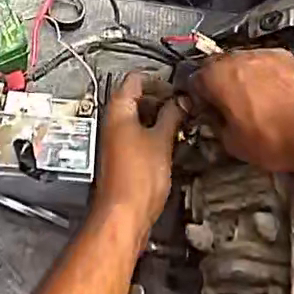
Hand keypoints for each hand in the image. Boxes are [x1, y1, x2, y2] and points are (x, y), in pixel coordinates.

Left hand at [93, 71, 185, 237]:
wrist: (124, 215)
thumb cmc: (136, 180)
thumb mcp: (161, 141)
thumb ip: (172, 116)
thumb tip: (180, 102)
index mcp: (117, 108)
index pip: (136, 78)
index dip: (159, 80)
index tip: (177, 88)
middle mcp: (111, 120)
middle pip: (136, 95)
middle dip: (160, 99)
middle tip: (182, 106)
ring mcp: (115, 137)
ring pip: (137, 115)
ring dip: (158, 117)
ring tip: (179, 123)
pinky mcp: (121, 155)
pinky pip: (137, 134)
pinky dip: (152, 132)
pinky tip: (168, 142)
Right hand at [190, 50, 293, 173]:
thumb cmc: (277, 138)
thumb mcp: (234, 144)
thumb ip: (217, 127)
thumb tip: (217, 123)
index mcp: (216, 77)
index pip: (195, 80)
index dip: (199, 97)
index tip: (207, 108)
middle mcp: (236, 59)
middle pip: (219, 67)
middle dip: (222, 84)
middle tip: (231, 106)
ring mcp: (262, 55)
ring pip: (244, 63)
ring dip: (246, 78)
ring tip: (258, 103)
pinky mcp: (285, 57)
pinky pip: (268, 63)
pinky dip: (269, 76)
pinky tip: (277, 96)